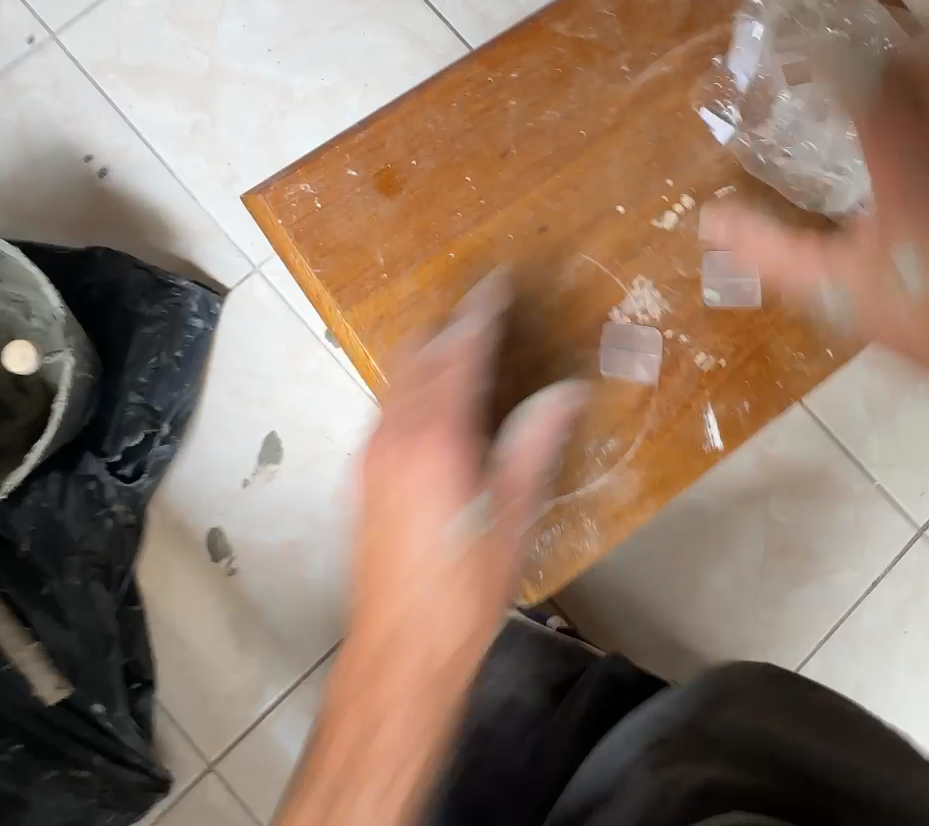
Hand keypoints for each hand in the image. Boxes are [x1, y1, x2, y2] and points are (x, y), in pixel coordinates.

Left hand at [347, 271, 588, 686]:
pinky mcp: (363, 473)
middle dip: (448, 324)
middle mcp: (396, 432)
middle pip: (418, 353)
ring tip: (462, 347)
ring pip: (396, 377)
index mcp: (438, 436)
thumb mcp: (514, 515)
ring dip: (427, 354)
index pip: (461, 352)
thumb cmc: (467, 586)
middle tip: (482, 311)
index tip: (496, 282)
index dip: (481, 312)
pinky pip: (387, 405)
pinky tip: (434, 403)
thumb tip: (565, 392)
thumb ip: (534, 442)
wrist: (400, 645)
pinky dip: (411, 385)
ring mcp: (372, 451)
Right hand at [701, 48, 928, 408]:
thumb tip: (709, 219)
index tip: (809, 50)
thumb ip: (765, 248)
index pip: (872, 86)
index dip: (840, 60)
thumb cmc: (912, 313)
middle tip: (855, 43)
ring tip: (904, 55)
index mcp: (902, 163)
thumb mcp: (824, 284)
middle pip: (927, 66)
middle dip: (890, 46)